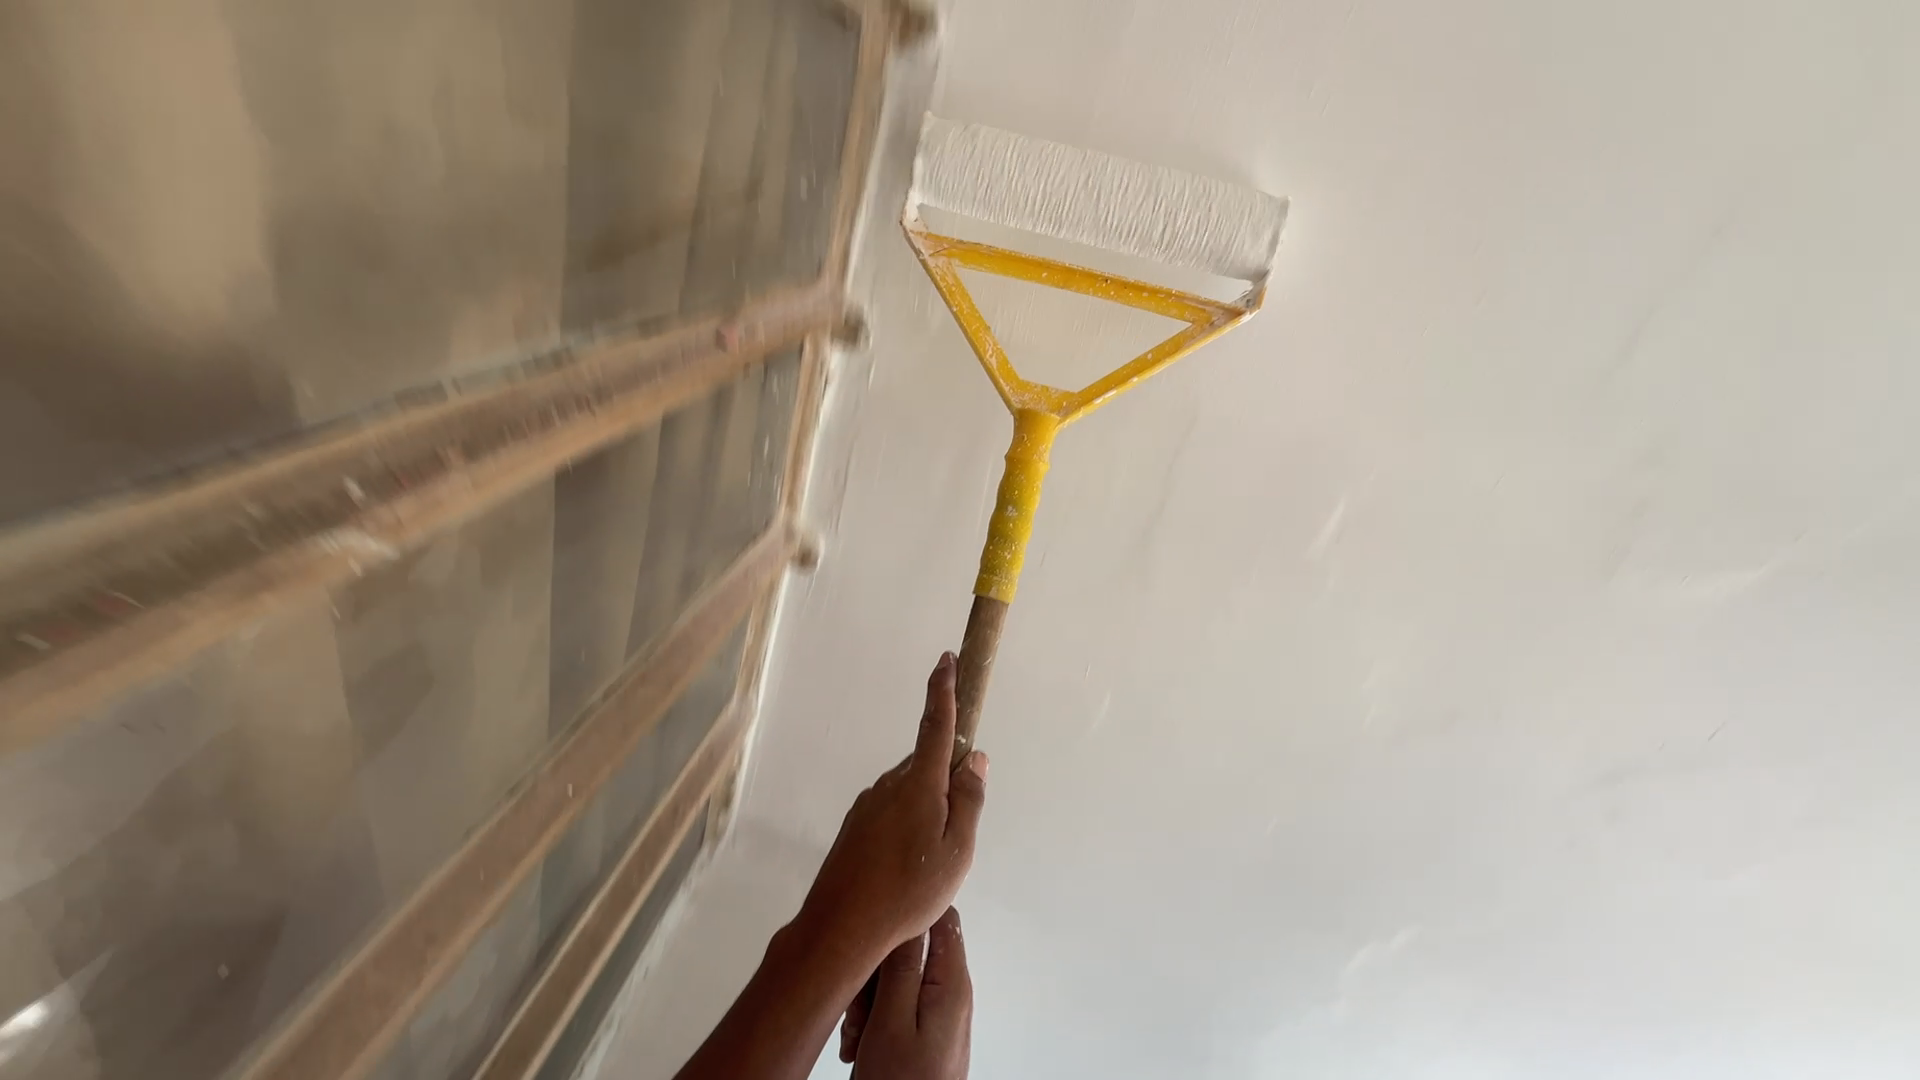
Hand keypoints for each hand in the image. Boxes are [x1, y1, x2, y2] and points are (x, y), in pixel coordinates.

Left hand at [797, 652, 988, 971]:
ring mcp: (869, 803)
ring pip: (910, 792)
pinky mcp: (856, 825)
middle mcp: (890, 783)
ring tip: (929, 865)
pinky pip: (892, 812)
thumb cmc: (908, 890)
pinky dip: (907, 827)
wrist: (840, 927)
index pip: (936, 724)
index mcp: (918, 783)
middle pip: (928, 766)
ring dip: (927, 812)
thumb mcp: (957, 851)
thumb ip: (969, 801)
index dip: (945, 689)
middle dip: (947, 784)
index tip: (948, 659)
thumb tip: (975, 759)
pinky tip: (905, 868)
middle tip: (955, 836)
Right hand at [848, 907, 972, 1078]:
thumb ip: (902, 964)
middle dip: (876, 971)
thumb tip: (912, 911)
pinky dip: (874, 1020)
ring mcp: (938, 1011)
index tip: (872, 930)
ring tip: (857, 1035)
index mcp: (951, 981)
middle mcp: (950, 990)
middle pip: (912, 949)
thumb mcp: (892, 1020)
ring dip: (870, 1000)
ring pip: (898, 978)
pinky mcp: (925, 1031)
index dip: (906, 914)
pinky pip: (897, 1006)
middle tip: (859, 1005)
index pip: (939, 916)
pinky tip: (859, 1046)